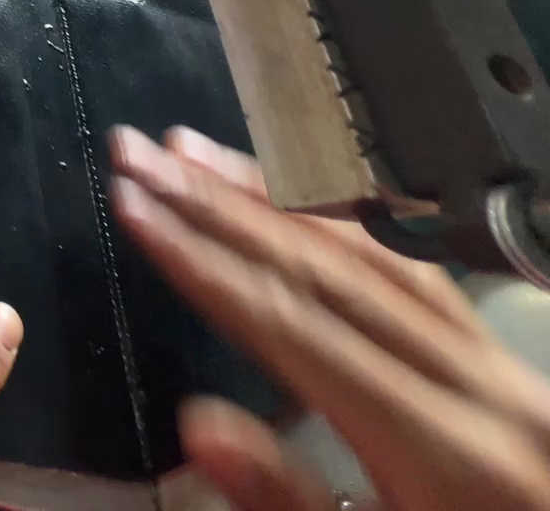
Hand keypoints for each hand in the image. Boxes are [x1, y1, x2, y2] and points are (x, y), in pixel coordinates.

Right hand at [110, 125, 549, 510]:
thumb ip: (284, 499)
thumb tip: (198, 425)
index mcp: (449, 451)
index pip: (289, 324)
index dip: (197, 256)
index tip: (130, 203)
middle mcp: (479, 389)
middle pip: (320, 268)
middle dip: (210, 201)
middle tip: (137, 152)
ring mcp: (496, 364)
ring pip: (367, 251)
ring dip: (263, 191)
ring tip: (188, 149)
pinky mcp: (496, 354)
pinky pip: (412, 263)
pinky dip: (336, 214)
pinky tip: (284, 184)